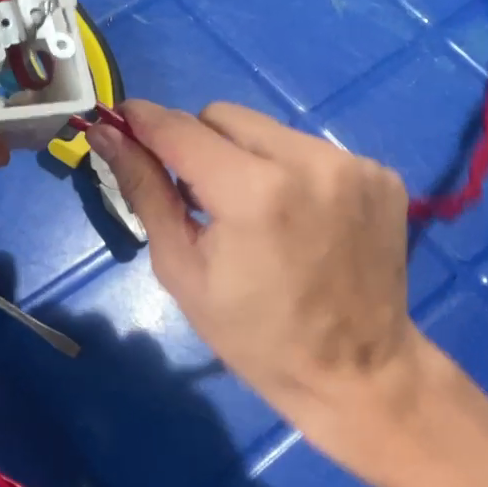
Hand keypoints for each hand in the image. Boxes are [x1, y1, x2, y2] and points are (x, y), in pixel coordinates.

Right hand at [89, 99, 420, 436]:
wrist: (353, 370)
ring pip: (268, 130)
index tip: (119, 121)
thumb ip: (146, 192)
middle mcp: (308, 160)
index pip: (182, 130)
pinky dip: (287, 172)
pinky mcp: (380, 174)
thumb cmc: (251, 334)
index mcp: (252, 192)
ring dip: (243, 157)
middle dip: (196, 144)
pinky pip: (310, 150)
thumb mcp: (181, 268)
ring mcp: (352, 164)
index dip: (143, 121)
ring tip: (248, 212)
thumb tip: (107, 136)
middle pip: (224, 117)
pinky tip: (293, 218)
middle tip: (193, 194)